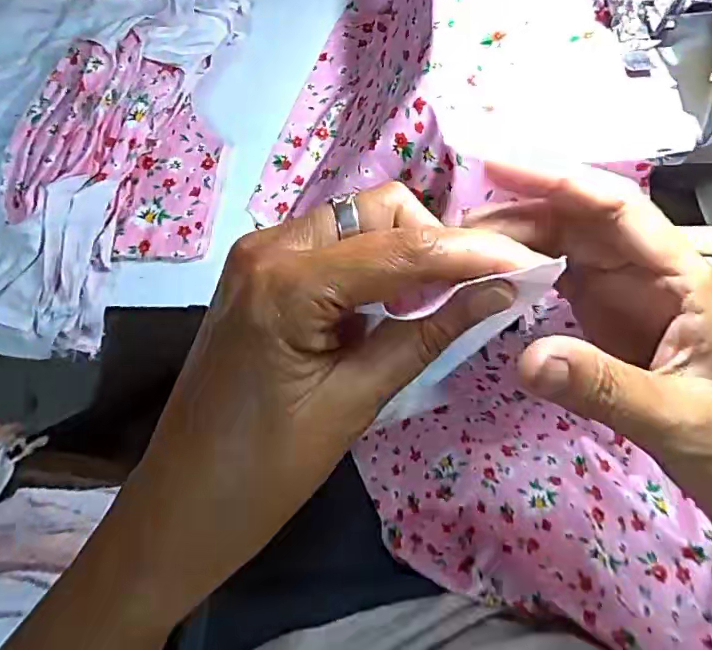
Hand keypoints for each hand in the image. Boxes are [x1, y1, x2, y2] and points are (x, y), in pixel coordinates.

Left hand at [13, 182, 547, 646]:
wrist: (182, 502)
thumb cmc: (265, 470)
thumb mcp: (356, 400)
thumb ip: (428, 333)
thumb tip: (498, 291)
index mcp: (287, 279)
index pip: (400, 247)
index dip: (470, 254)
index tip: (529, 264)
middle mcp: (269, 244)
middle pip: (376, 209)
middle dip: (431, 241)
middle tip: (469, 293)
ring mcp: (259, 251)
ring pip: (355, 220)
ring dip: (402, 251)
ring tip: (434, 303)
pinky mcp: (259, 268)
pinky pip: (330, 243)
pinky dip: (369, 262)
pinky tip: (388, 304)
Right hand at [466, 162, 711, 509]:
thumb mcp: (677, 420)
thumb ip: (603, 387)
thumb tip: (526, 359)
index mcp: (683, 276)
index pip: (617, 207)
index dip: (559, 180)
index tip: (499, 167)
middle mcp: (651, 271)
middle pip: (582, 219)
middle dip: (524, 208)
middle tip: (464, 221)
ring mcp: (628, 291)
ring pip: (567, 243)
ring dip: (519, 236)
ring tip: (469, 242)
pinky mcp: (608, 314)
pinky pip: (561, 274)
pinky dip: (525, 267)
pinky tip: (494, 270)